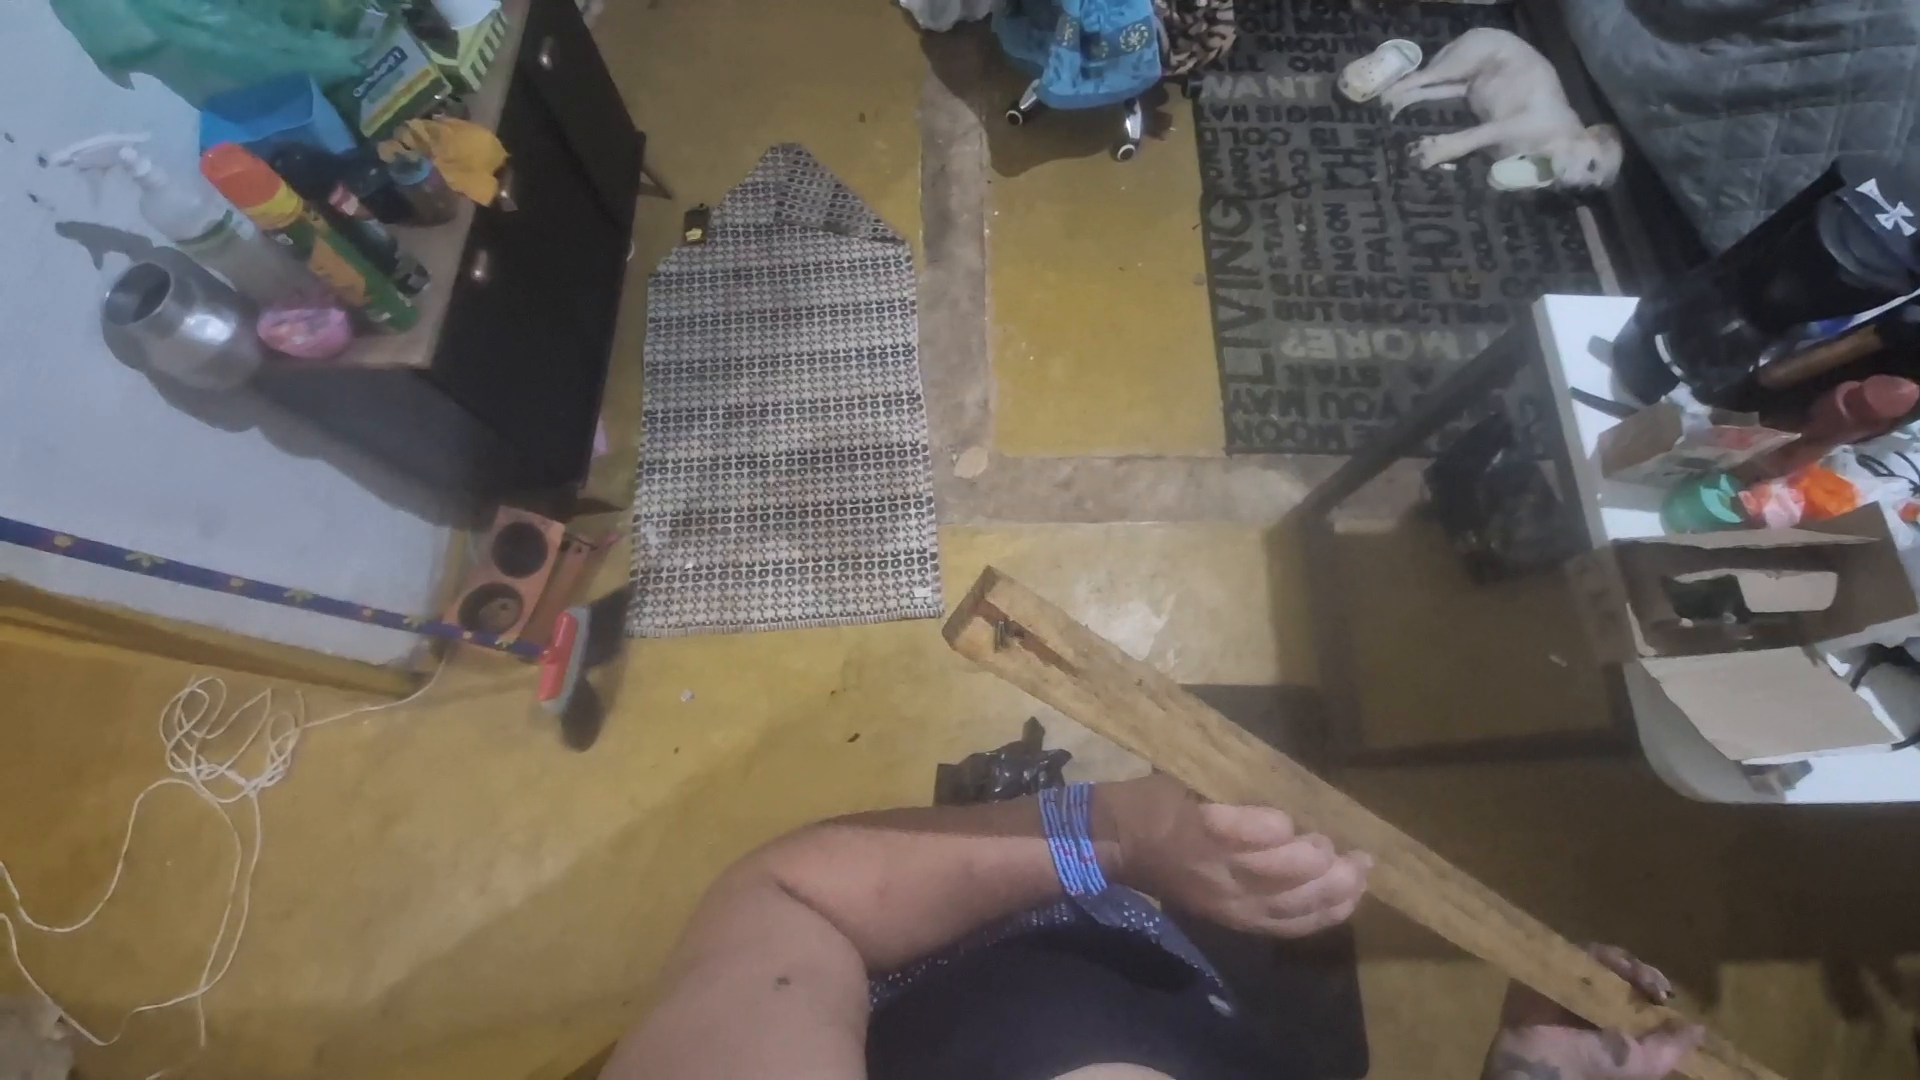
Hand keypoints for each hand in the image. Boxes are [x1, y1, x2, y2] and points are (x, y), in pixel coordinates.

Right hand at [1102, 773, 1370, 937]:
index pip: (1258, 832)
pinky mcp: (1233, 919)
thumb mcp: (1180, 775)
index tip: (1303, 815)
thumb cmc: (1150, 800)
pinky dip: (1321, 915)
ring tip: (1362, 871)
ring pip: (1295, 904)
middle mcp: (1220, 870)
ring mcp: (1229, 901)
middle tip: (1347, 845)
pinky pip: (1287, 925)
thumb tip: (1277, 773)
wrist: (1115, 846)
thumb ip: (1228, 781)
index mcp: (1203, 827)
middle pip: (1286, 874)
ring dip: (1336, 890)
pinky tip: (1345, 902)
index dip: (1286, 827)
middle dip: (1324, 860)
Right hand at [1483, 945, 1705, 1079]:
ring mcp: (1575, 982)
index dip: (1656, 987)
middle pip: (1623, 971)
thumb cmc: (1599, 1065)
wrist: (1547, 1057)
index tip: (1663, 994)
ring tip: (1627, 970)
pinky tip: (1600, 960)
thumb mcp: (1645, 1063)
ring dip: (1617, 960)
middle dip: (1640, 971)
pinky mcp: (1552, 970)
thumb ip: (1671, 1046)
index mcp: (1624, 1020)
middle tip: (1647, 980)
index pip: (1643, 993)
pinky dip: (1588, 953)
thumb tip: (1700, 1027)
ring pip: (1599, 958)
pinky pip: (1572, 954)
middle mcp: (1601, 998)